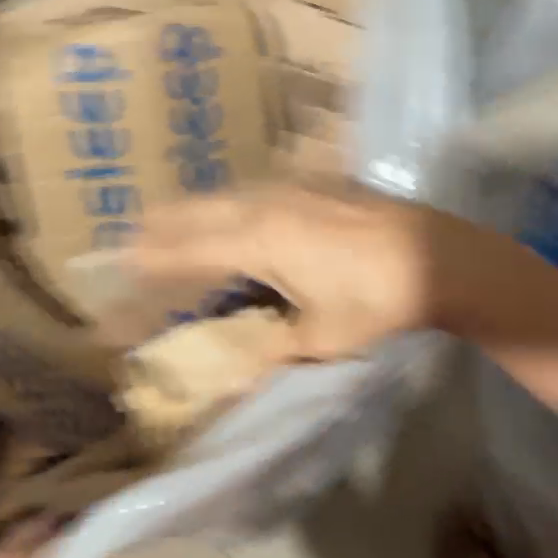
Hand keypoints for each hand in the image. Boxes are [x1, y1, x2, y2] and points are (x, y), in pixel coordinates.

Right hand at [121, 182, 486, 360]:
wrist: (438, 253)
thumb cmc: (377, 300)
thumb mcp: (321, 337)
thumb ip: (271, 350)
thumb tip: (230, 375)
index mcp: (260, 240)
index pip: (191, 249)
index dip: (153, 259)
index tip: (119, 264)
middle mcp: (268, 204)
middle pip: (202, 209)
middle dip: (164, 223)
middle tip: (131, 234)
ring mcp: (294, 187)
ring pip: (229, 194)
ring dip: (197, 208)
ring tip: (173, 219)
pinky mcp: (318, 182)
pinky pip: (256, 189)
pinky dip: (231, 202)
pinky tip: (235, 211)